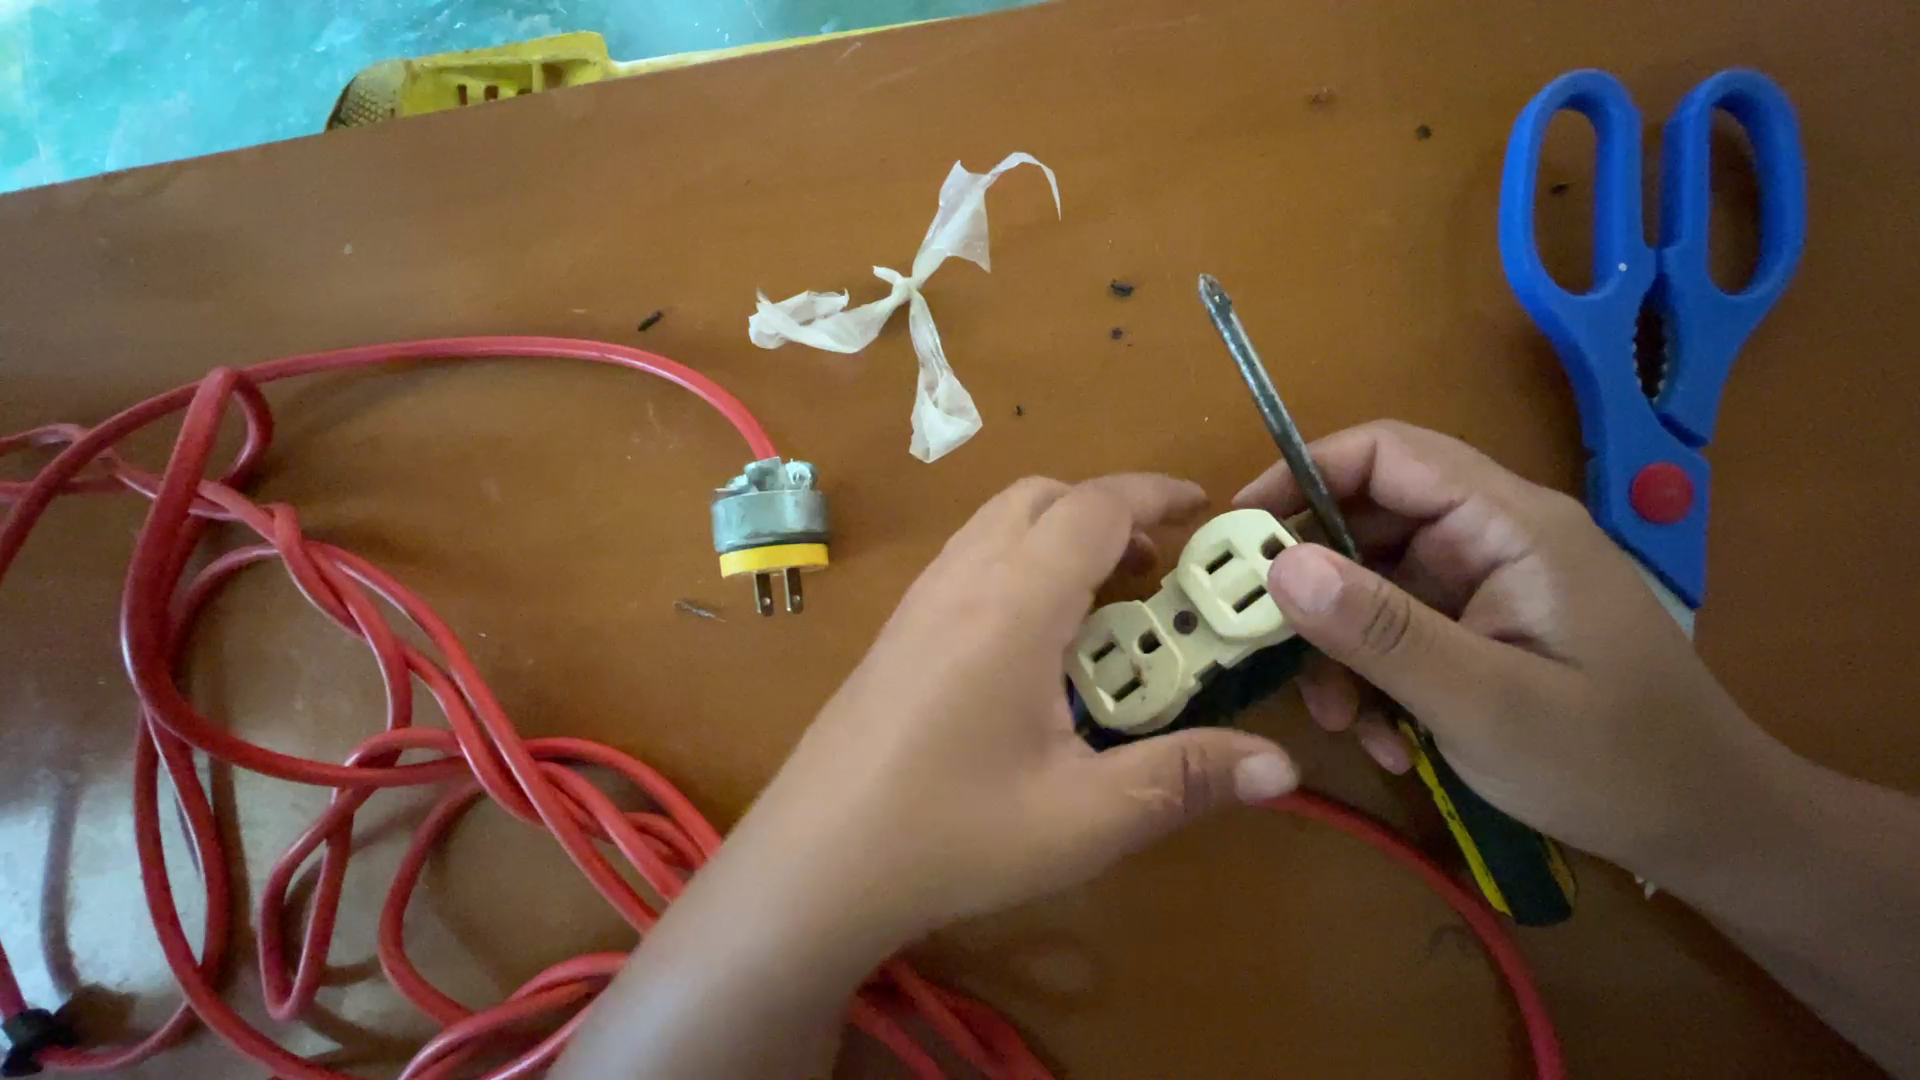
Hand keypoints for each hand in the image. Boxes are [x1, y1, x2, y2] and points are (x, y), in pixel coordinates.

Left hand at [731, 474, 1300, 942]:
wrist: (817, 857)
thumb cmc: (953, 832)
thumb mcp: (1084, 817)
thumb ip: (1183, 779)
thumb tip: (1282, 766)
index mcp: (1014, 602)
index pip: (1093, 508)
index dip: (1154, 495)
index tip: (1203, 507)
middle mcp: (963, 579)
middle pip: (1040, 497)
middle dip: (1107, 509)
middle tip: (1155, 566)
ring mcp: (920, 599)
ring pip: (997, 522)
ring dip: (1057, 531)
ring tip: (1101, 597)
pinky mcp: (898, 628)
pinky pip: (968, 557)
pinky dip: (1017, 559)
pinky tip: (1032, 637)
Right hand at [1235, 421, 1794, 878]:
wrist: (1705, 832)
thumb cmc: (1615, 762)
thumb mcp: (1487, 702)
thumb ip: (1383, 631)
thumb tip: (1279, 566)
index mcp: (1508, 524)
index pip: (1388, 454)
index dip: (1302, 474)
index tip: (1240, 531)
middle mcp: (1486, 539)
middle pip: (1362, 521)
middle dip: (1309, 586)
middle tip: (1266, 643)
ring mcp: (1476, 585)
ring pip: (1363, 584)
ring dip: (1335, 649)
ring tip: (1341, 718)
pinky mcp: (1467, 628)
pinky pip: (1385, 630)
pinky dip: (1366, 677)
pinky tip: (1383, 737)